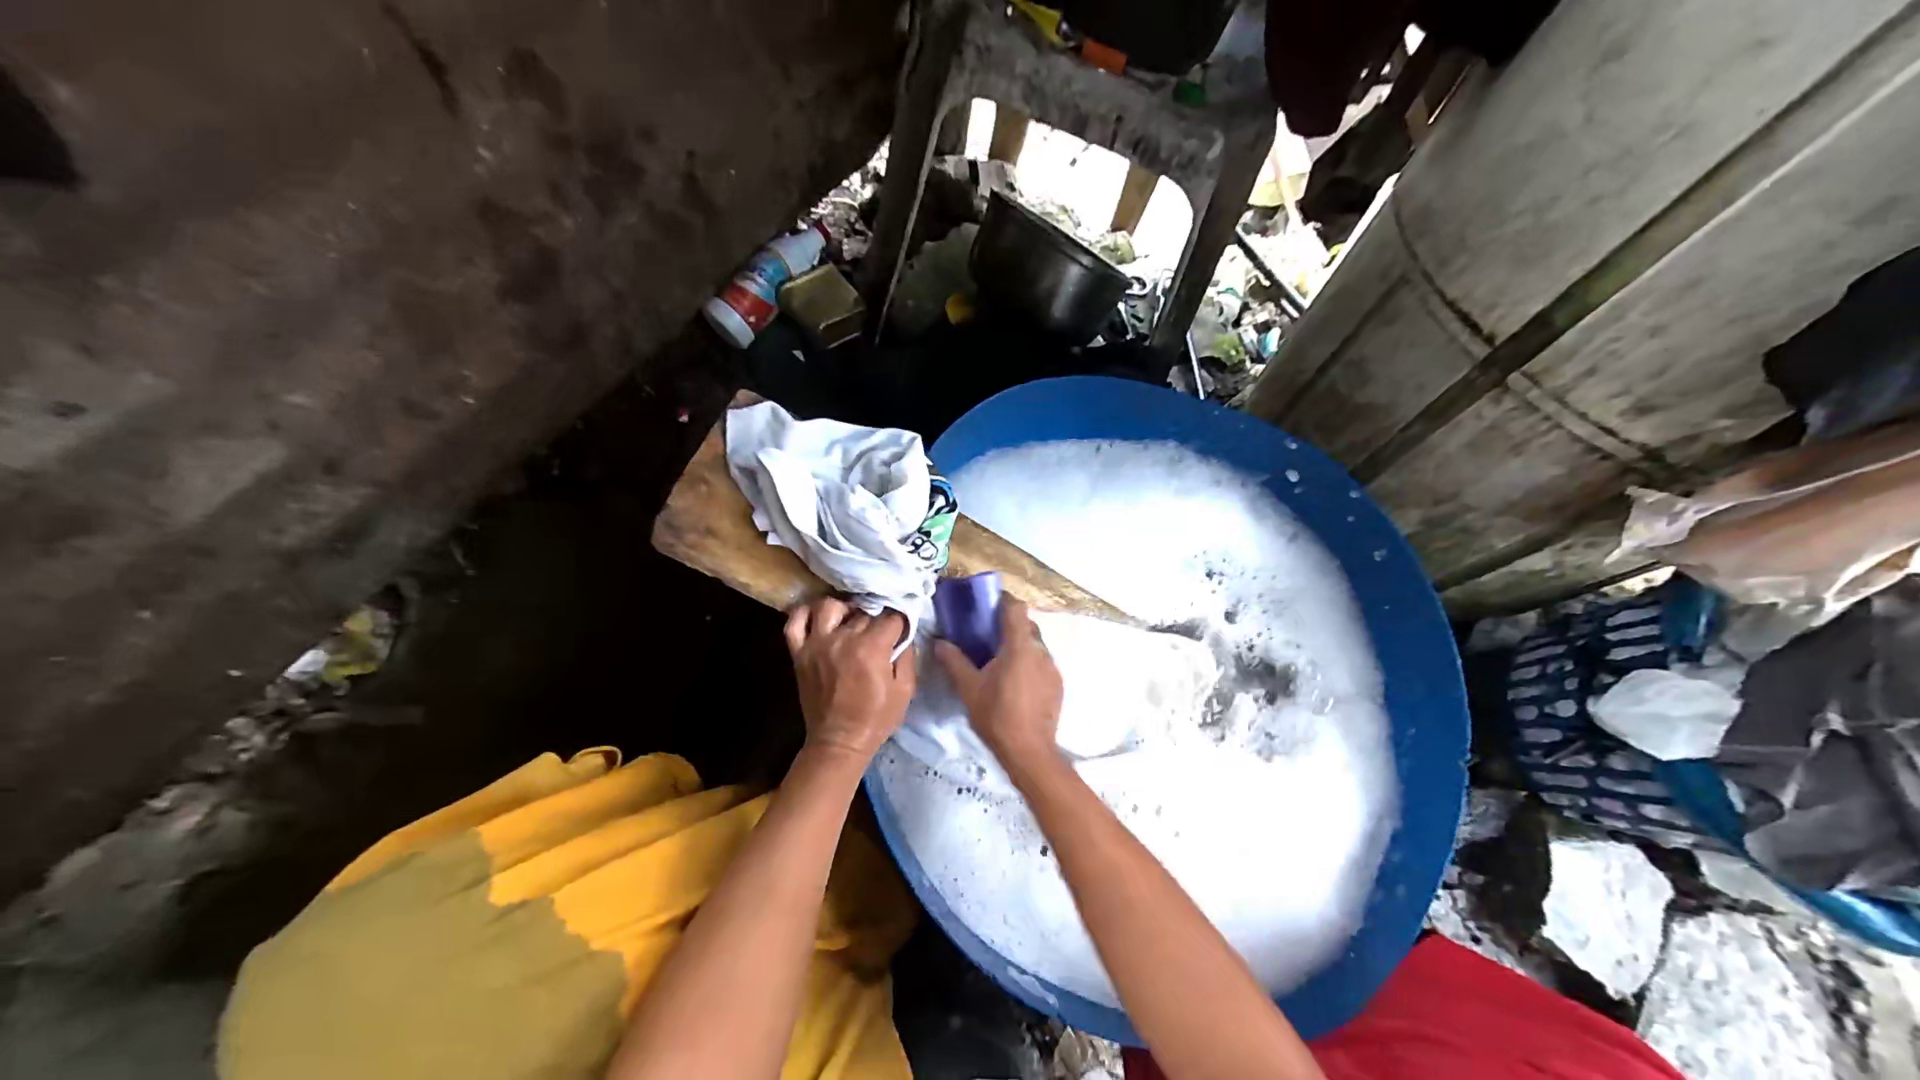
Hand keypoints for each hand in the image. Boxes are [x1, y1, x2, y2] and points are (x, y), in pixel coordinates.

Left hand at [785, 597, 915, 761]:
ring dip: (843, 609)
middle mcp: (842, 638)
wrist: (839, 742)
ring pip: (828, 606)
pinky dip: (804, 614)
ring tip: (849, 621)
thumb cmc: (876, 718)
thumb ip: (908, 657)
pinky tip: (818, 619)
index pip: (891, 617)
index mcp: (871, 647)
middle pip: (862, 612)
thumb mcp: (905, 690)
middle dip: (874, 619)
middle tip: (878, 634)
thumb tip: (904, 635)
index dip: (899, 623)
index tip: (900, 632)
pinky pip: (794, 622)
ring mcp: (816, 644)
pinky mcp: (799, 653)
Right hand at [933, 596, 1063, 772]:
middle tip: (987, 636)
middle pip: (1027, 625)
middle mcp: (1040, 651)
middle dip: (1008, 625)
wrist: (1029, 752)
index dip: (1003, 601)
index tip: (987, 605)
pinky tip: (1015, 682)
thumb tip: (940, 643)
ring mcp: (1052, 668)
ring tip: (999, 661)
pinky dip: (1029, 664)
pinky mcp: (1057, 684)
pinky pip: (1042, 663)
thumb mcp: (969, 689)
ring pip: (1036, 645)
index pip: (1016, 608)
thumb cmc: (997, 716)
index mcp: (1019, 646)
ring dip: (1019, 646)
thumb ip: (954, 662)